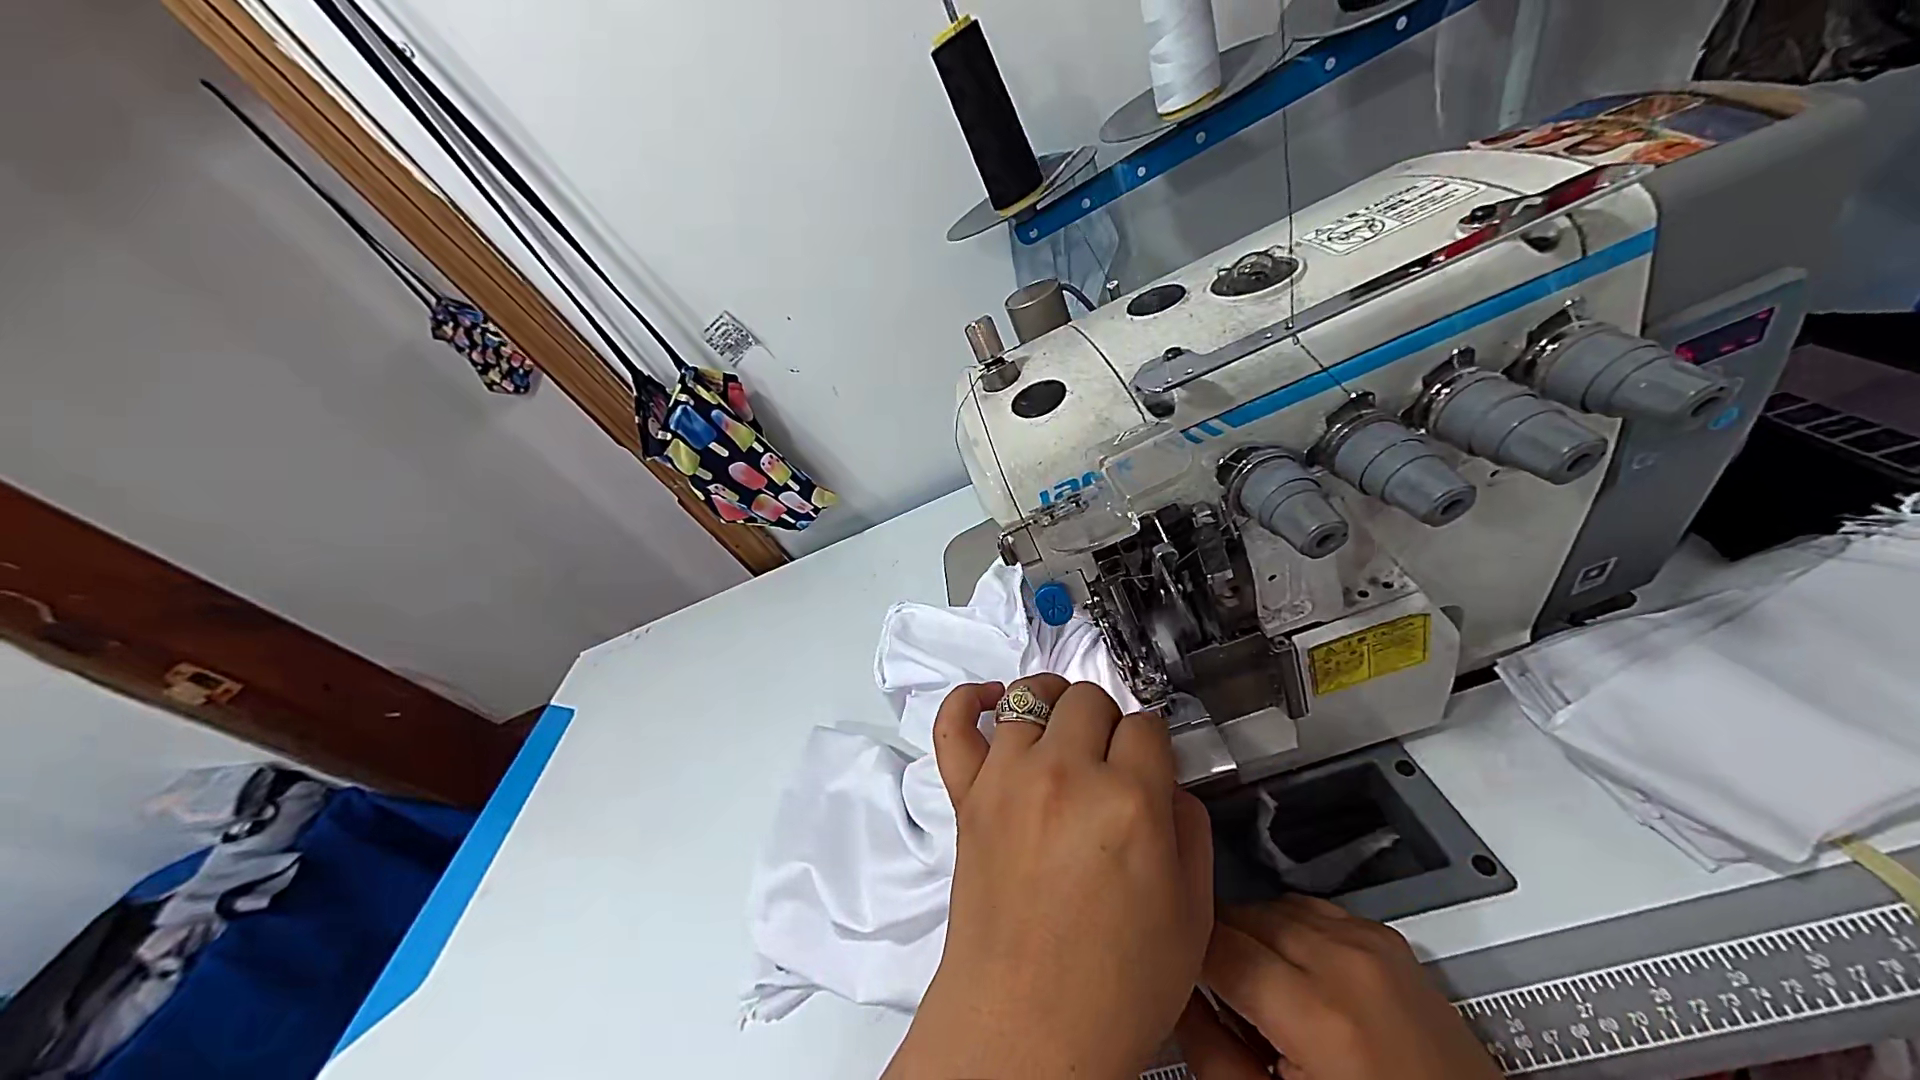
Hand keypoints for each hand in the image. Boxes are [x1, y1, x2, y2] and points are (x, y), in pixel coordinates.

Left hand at [884, 675, 1214, 1079]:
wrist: (1029, 1024)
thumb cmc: (1116, 984)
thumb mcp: (1191, 911)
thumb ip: (1188, 827)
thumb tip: (1165, 782)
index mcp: (1130, 801)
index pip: (1148, 725)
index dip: (1154, 744)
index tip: (1150, 763)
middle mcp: (1065, 775)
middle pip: (1091, 700)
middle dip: (1110, 723)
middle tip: (1112, 760)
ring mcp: (1008, 780)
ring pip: (1031, 696)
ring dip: (1054, 703)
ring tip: (1064, 728)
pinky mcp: (967, 795)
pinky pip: (954, 726)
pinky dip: (968, 702)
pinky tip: (991, 700)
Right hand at [1177, 895, 1499, 1079]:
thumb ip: (1209, 1052)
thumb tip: (1174, 998)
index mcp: (1317, 1013)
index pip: (1212, 942)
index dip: (1184, 956)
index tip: (1177, 975)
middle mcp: (1346, 961)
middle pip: (1239, 914)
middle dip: (1218, 948)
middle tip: (1221, 997)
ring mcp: (1371, 942)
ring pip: (1269, 904)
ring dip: (1252, 936)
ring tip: (1262, 991)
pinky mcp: (1385, 937)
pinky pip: (1309, 908)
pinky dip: (1289, 931)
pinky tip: (1296, 975)